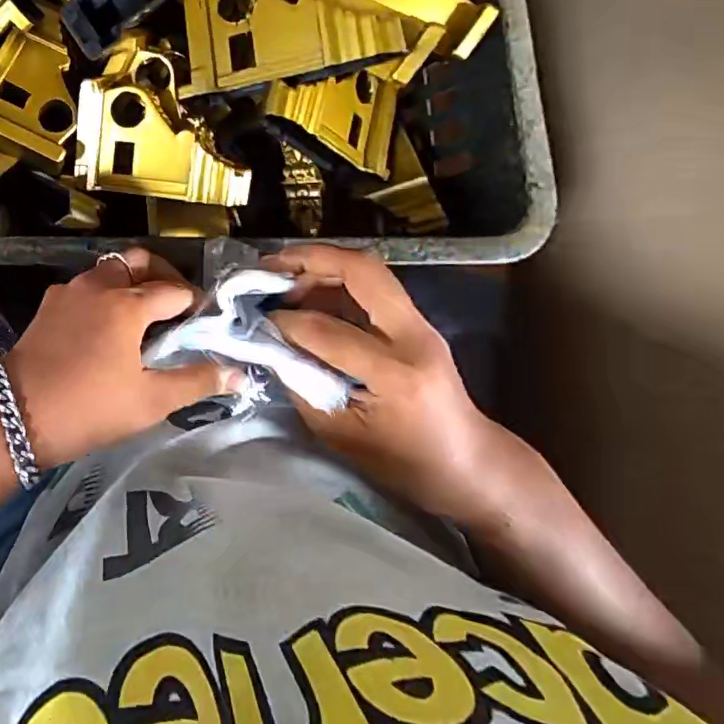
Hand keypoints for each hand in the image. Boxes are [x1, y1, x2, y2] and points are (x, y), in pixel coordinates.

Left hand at [0, 247, 233, 467]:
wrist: (18, 413)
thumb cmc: (90, 407)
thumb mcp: (149, 401)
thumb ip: (196, 381)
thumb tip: (238, 373)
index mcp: (128, 304)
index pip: (175, 290)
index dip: (195, 304)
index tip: (203, 323)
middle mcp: (98, 286)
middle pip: (139, 262)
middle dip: (163, 277)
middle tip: (176, 307)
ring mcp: (69, 291)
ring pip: (109, 269)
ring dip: (130, 282)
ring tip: (143, 316)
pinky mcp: (49, 303)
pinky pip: (85, 285)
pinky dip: (103, 293)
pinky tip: (106, 325)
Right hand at [262, 245, 532, 524]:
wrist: (470, 464)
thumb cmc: (403, 462)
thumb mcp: (339, 432)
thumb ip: (301, 382)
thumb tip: (269, 343)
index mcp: (396, 374)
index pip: (325, 329)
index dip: (282, 321)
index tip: (253, 320)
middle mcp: (414, 337)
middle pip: (361, 272)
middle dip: (309, 259)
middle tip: (267, 265)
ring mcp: (420, 325)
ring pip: (367, 271)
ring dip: (320, 265)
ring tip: (280, 277)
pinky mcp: (415, 323)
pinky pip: (370, 286)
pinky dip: (333, 280)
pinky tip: (304, 292)